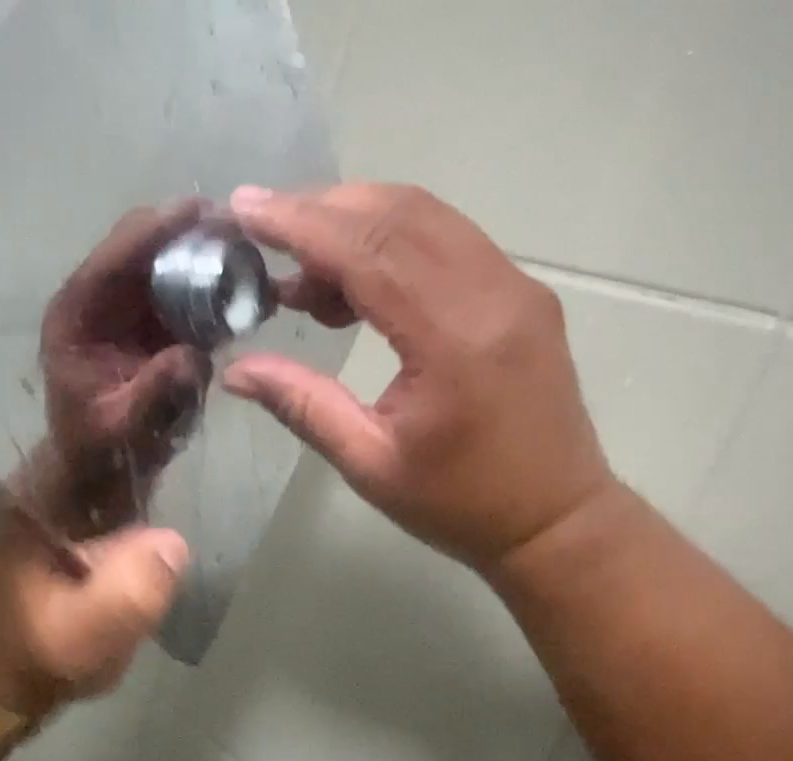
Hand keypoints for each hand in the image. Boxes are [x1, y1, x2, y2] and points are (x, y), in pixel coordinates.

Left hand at [0, 200, 216, 720]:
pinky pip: (144, 372)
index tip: (187, 341)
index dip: (135, 373)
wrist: (21, 653)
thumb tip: (170, 543)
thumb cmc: (45, 648)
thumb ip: (124, 595)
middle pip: (85, 333)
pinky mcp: (115, 446)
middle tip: (193, 218)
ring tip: (211, 241)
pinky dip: (175, 333)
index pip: (85, 401)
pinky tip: (212, 312)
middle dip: (128, 268)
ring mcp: (89, 434)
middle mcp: (66, 435)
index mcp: (55, 477)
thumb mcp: (82, 638)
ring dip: (154, 284)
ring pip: (114, 340)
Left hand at [32, 197, 214, 538]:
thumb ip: (154, 394)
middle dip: (187, 232)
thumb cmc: (99, 450)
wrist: (101, 471)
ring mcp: (129, 309)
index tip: (197, 211)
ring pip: (166, 262)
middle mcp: (99, 302)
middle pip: (141, 248)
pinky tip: (248, 283)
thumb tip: (194, 357)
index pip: (111, 261)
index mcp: (75, 317)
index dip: (153, 232)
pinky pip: (185, 290)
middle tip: (240, 227)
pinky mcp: (155, 323)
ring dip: (205, 253)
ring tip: (253, 249)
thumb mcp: (123, 428)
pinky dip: (214, 283)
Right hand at [221, 184, 617, 573]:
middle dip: (321, 211)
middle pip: (397, 214)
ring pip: (427, 216)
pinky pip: (450, 238)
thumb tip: (235, 369)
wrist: (556, 519)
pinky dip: (394, 240)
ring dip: (357, 222)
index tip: (244, 209)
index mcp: (453, 339)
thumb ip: (303, 405)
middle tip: (264, 236)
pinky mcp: (523, 292)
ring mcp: (517, 286)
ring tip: (305, 275)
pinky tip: (357, 283)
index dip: (300, 224)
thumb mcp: (370, 464)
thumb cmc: (460, 504)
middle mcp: (493, 293)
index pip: (368, 251)